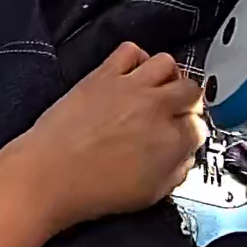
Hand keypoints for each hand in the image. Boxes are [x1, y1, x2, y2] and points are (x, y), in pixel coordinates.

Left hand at [0, 42, 205, 234]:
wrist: (47, 176)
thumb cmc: (90, 190)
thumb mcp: (149, 195)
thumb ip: (176, 172)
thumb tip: (184, 157)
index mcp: (170, 141)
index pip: (200, 126)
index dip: (193, 133)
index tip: (184, 135)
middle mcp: (155, 108)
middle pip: (192, 90)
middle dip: (188, 103)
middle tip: (176, 112)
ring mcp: (131, 86)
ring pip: (168, 63)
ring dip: (168, 77)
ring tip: (158, 89)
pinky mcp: (105, 74)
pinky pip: (131, 50)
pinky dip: (137, 59)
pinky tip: (133, 75)